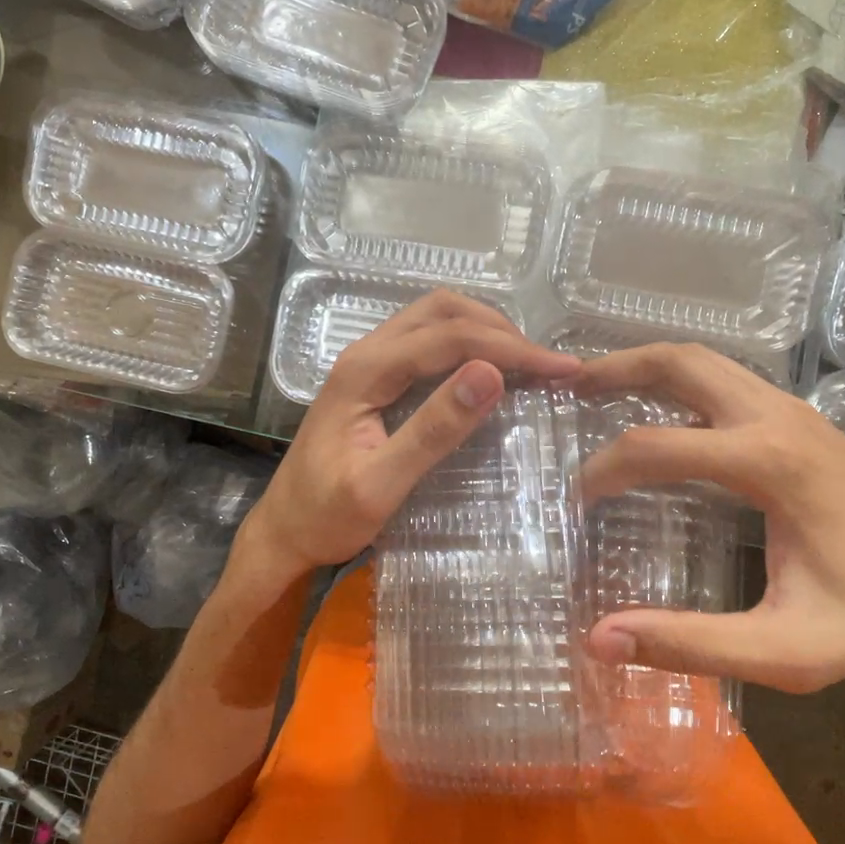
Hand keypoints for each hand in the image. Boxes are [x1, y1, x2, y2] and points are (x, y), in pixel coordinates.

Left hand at [242, 291, 581, 576]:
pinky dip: (465, 348)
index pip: (448, 338)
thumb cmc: (324, 518)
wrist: (283, 532)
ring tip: (527, 367)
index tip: (561, 369)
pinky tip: (489, 375)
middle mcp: (365, 354)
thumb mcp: (379, 485)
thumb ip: (431, 432)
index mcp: (364, 371)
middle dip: (498, 329)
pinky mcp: (373, 381)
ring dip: (483, 333)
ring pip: (433, 321)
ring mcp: (367, 364)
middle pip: (440, 311)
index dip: (509, 349)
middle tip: (544, 366)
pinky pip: (426, 344)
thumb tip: (490, 376)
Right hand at [574, 344, 844, 693]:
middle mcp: (777, 418)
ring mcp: (794, 412)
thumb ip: (691, 644)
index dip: (601, 471)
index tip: (574, 505)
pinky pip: (725, 379)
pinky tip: (660, 414)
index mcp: (769, 463)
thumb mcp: (787, 651)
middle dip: (615, 369)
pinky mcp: (802, 421)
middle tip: (564, 389)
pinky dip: (679, 381)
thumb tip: (598, 639)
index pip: (654, 447)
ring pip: (705, 361)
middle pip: (680, 362)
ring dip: (646, 367)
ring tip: (596, 390)